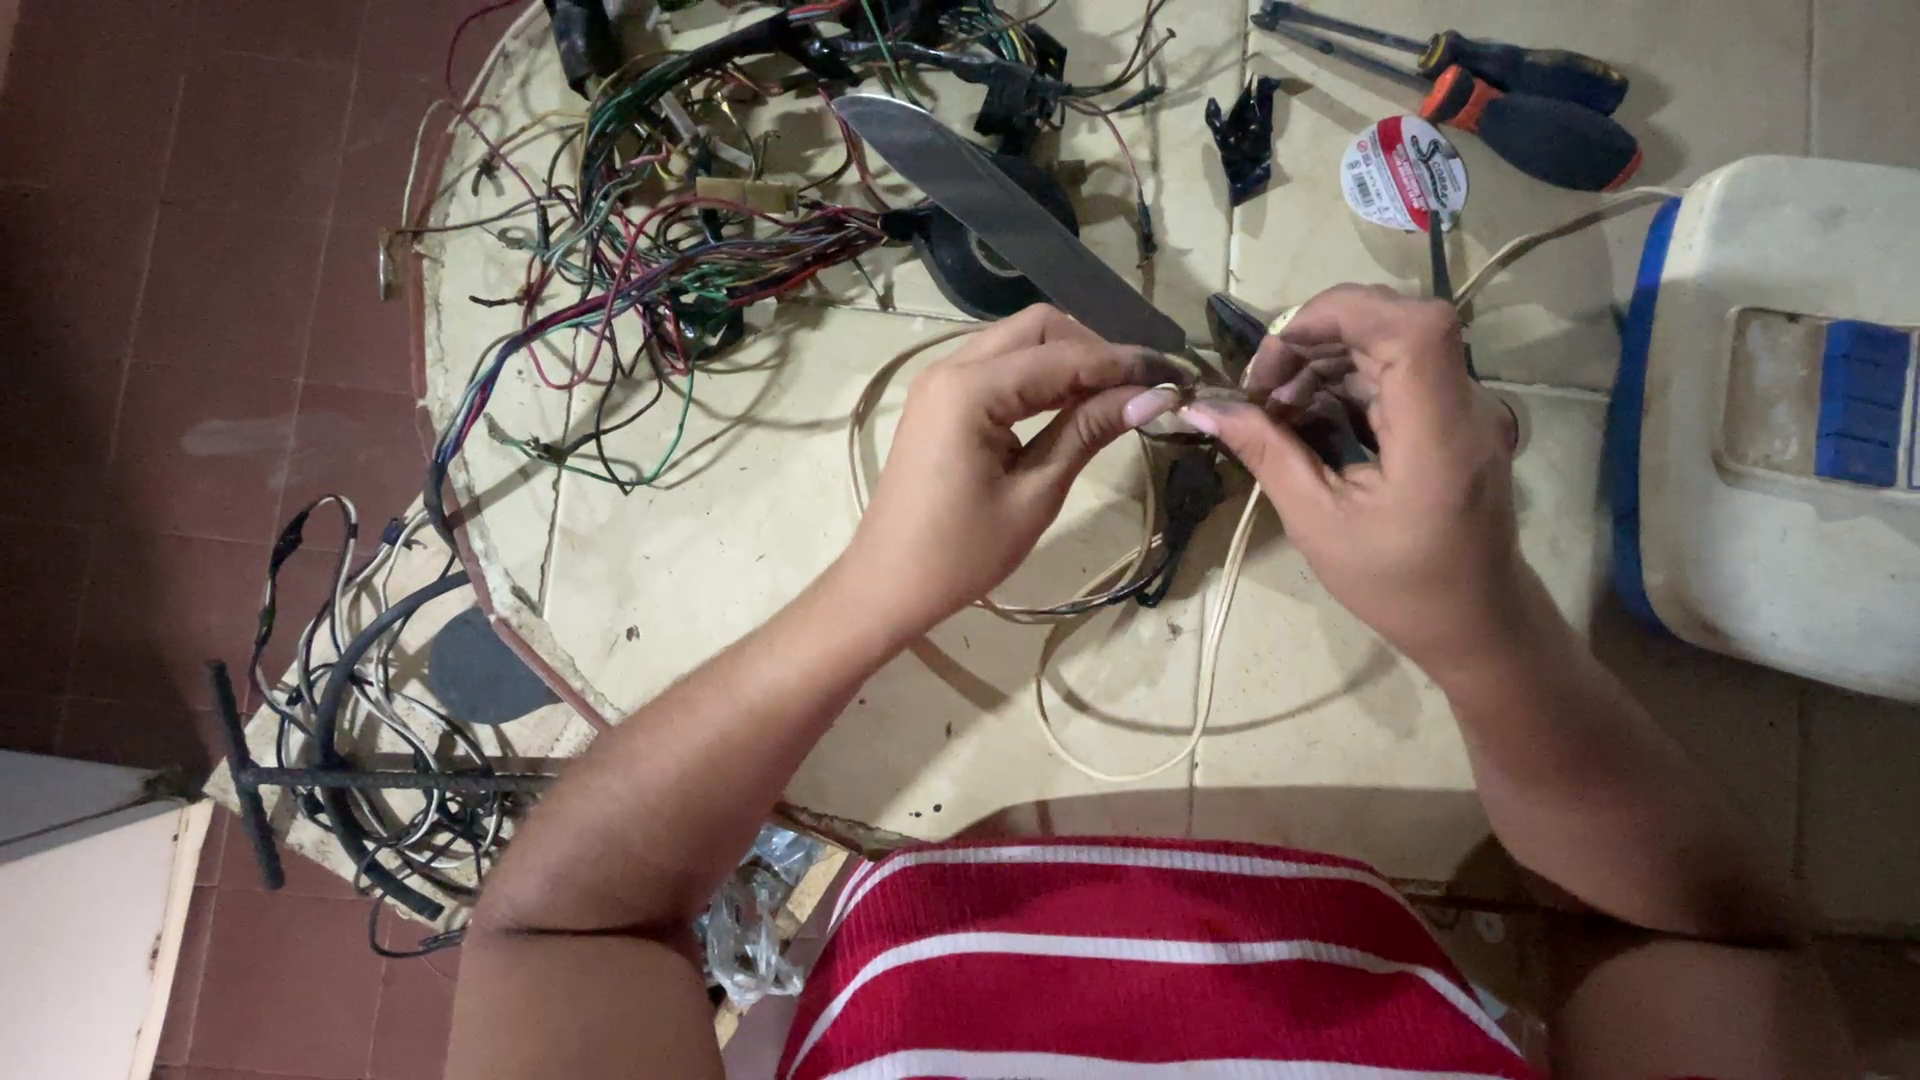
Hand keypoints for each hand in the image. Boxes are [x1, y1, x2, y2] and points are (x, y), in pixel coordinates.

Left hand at [840, 304, 1184, 637]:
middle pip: (1037, 329)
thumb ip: (1086, 433)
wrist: (889, 584)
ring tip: (1113, 399)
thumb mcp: (1034, 494)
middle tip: (1136, 390)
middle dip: (1092, 350)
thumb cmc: (961, 553)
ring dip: (1065, 361)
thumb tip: (1148, 397)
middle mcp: (950, 367)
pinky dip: (1037, 379)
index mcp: (970, 389)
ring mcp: (939, 382)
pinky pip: (997, 369)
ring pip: (1017, 344)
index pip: (1062, 355)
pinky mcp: (939, 402)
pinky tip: (1069, 406)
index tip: (1172, 377)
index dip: (1121, 363)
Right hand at [1182, 284, 1540, 679]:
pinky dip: (1342, 382)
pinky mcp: (1450, 417)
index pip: (1411, 326)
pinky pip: (1393, 374)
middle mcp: (1462, 404)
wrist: (1474, 620)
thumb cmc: (1396, 584)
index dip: (1338, 314)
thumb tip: (1203, 407)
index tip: (1273, 351)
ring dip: (1321, 361)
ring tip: (1273, 409)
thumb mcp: (1316, 522)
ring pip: (1387, 344)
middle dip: (1312, 339)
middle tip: (1259, 389)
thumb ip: (1265, 452)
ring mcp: (1461, 407)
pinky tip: (1304, 418)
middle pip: (1391, 323)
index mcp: (1437, 434)